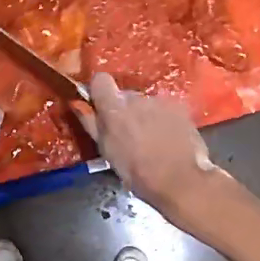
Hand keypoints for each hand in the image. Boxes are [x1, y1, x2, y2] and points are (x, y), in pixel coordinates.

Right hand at [74, 72, 229, 221]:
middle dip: (125, 110)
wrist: (181, 180)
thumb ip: (91, 124)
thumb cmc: (137, 172)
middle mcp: (137, 97)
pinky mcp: (180, 108)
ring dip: (145, 116)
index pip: (100, 80)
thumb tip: (78, 104)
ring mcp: (161, 101)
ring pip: (146, 104)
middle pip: (125, 96)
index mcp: (114, 108)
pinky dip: (164, 120)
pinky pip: (165, 109)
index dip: (99, 91)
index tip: (101, 106)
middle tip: (129, 134)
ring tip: (152, 140)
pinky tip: (168, 140)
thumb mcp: (107, 151)